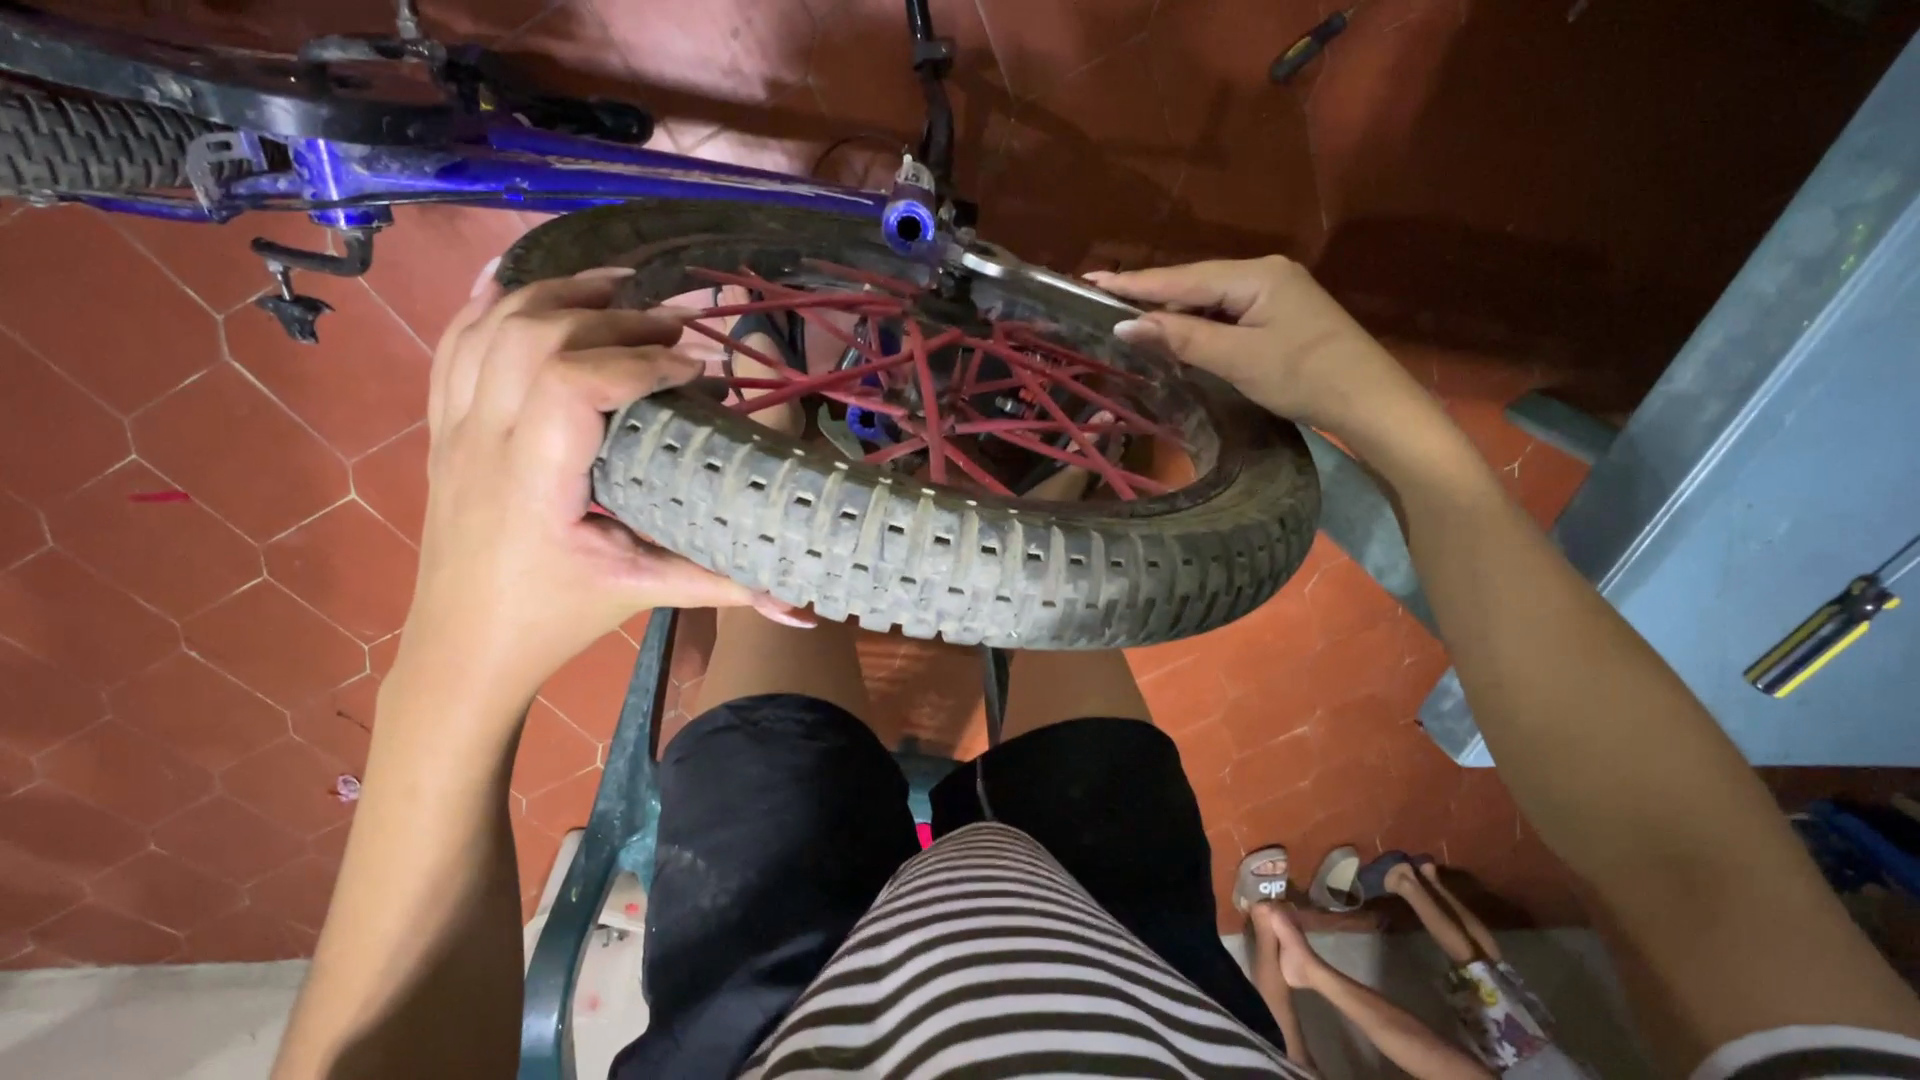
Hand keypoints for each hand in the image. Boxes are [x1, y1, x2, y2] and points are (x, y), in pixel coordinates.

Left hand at [393, 264, 806, 710]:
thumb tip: (801, 604)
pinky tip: (527, 283)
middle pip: (534, 337)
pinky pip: (453, 342)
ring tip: (620, 288)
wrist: (463, 645)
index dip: (640, 361)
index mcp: (533, 482)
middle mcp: (483, 440)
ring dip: (558, 295)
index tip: (695, 369)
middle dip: (612, 317)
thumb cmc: (553, 618)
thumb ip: (721, 586)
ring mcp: (453, 427)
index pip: (574, 384)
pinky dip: (490, 302)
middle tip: (675, 325)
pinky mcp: (442, 426)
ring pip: (491, 327)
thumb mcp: (640, 594)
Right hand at [1086, 256, 1428, 436]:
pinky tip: (1180, 336)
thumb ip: (1181, 337)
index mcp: (1256, 274)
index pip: (1182, 277)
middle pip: (1196, 283)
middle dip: (1152, 298)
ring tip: (1133, 326)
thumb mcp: (1237, 359)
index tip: (1090, 280)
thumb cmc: (1304, 377)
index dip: (1134, 283)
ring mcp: (1277, 292)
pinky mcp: (1282, 314)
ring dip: (1176, 314)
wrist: (1370, 401)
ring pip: (1211, 299)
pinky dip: (1200, 325)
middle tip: (1105, 309)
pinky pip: (1228, 313)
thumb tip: (1126, 324)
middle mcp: (1266, 272)